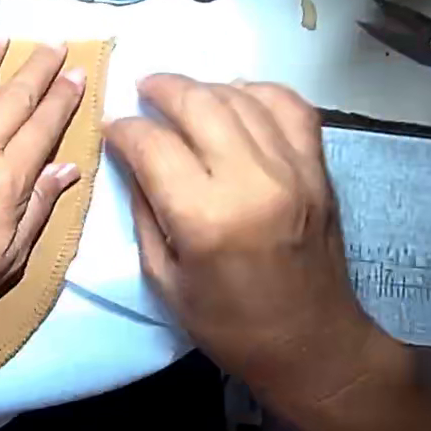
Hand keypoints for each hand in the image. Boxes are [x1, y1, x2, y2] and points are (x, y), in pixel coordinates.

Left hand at [0, 36, 85, 348]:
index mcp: (8, 181)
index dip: (64, 98)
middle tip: (55, 42)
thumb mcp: (8, 259)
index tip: (77, 72)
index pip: (44, 127)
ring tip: (4, 34)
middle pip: (15, 99)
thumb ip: (37, 208)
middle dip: (38, 67)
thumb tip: (66, 169)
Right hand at [105, 75, 402, 420]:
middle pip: (200, 105)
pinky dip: (258, 92)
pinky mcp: (319, 170)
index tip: (111, 127)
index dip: (124, 129)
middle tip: (141, 89)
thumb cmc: (225, 322)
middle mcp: (252, 182)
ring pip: (243, 97)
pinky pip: (291, 107)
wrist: (311, 344)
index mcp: (204, 218)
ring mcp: (294, 170)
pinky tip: (235, 96)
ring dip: (204, 86)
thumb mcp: (162, 276)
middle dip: (162, 89)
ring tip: (180, 91)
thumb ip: (144, 211)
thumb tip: (132, 161)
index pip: (154, 146)